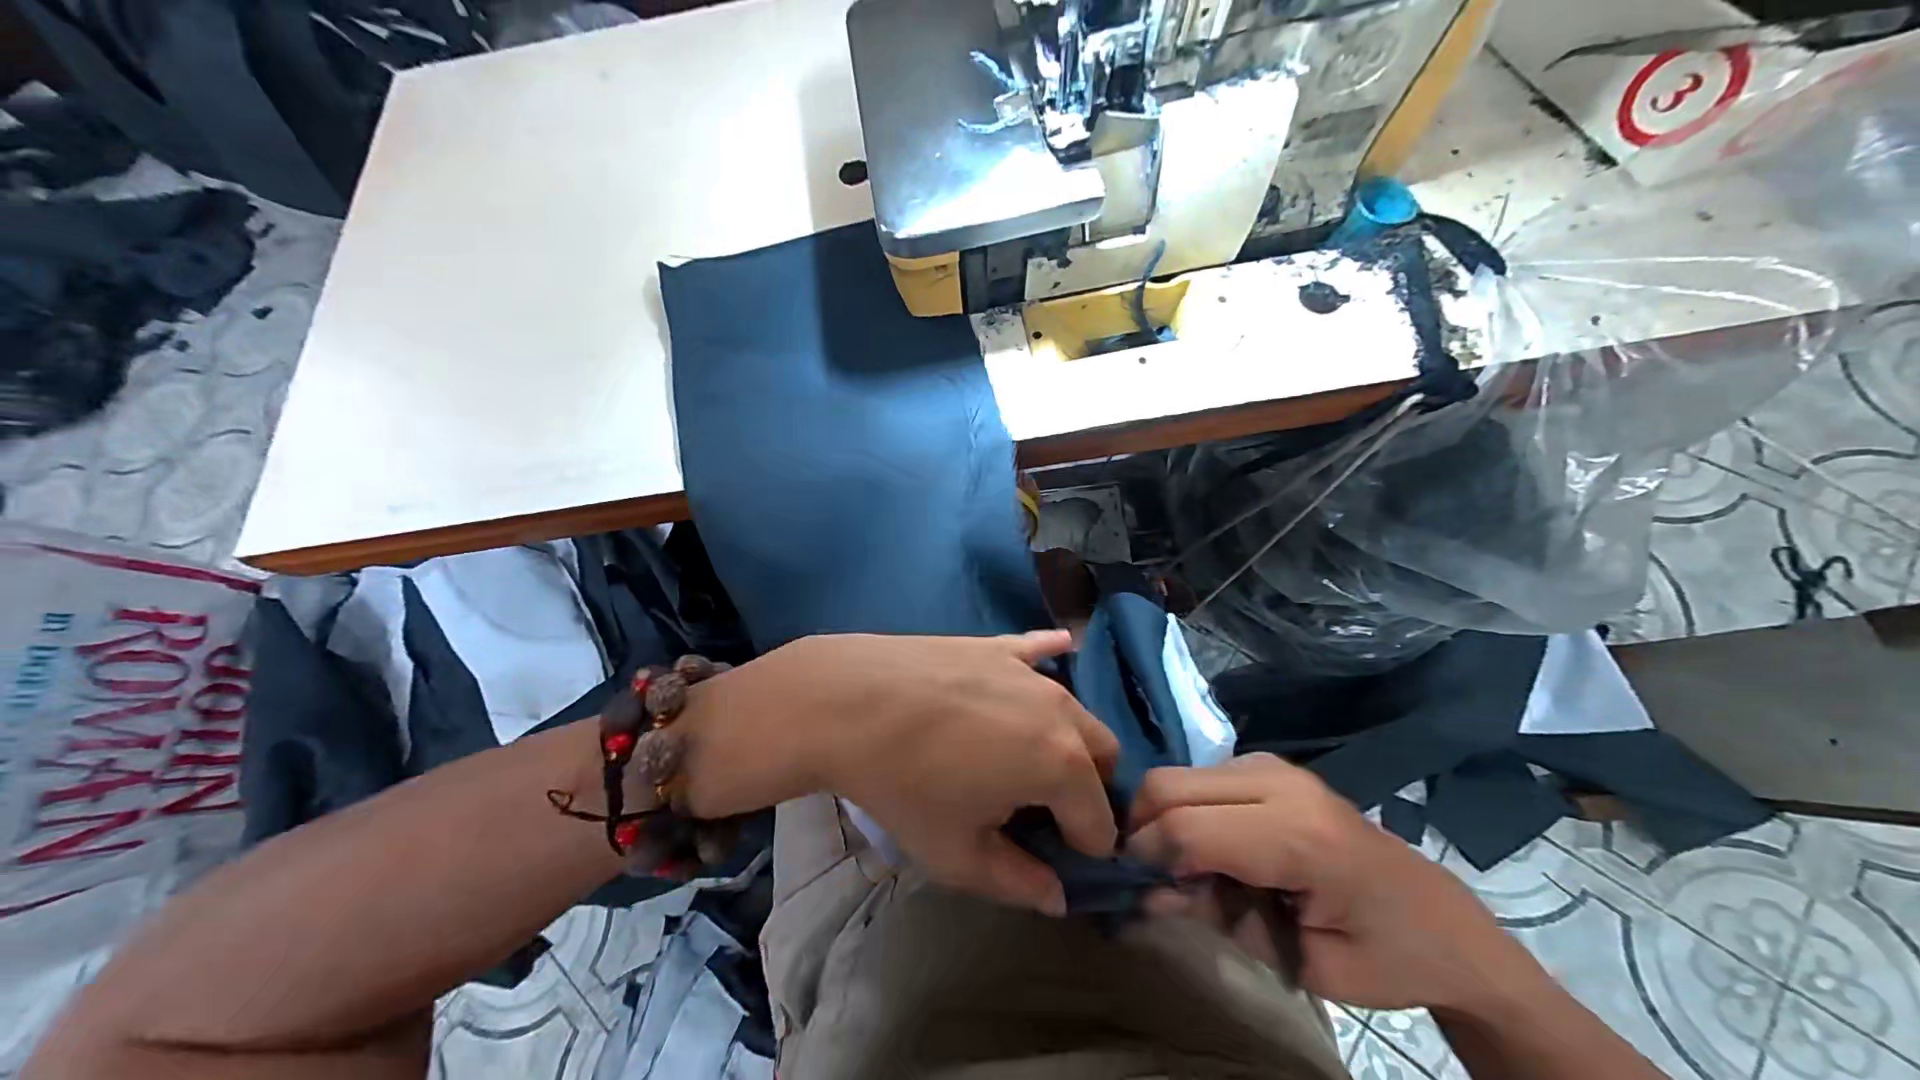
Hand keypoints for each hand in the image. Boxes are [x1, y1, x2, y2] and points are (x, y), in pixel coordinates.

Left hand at [681, 631, 1120, 915]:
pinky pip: (1041, 649)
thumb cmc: (904, 786)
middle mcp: (1061, 711)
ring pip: (1075, 712)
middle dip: (1086, 790)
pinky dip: (1051, 658)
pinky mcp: (998, 645)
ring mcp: (1030, 672)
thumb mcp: (958, 855)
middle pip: (1103, 757)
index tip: (1049, 855)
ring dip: (1067, 740)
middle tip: (1039, 808)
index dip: (1082, 849)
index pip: (1099, 822)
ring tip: (1021, 756)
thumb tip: (1058, 898)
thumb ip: (1018, 882)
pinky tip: (1056, 653)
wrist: (847, 704)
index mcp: (1062, 766)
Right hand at [1126, 754, 1548, 1012]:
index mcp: (1300, 836)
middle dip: (1142, 829)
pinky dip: (1183, 807)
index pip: (1188, 828)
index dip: (1148, 858)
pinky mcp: (1269, 765)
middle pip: (1170, 785)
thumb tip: (1146, 894)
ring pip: (1178, 775)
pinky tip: (1205, 845)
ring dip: (1161, 817)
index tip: (1136, 890)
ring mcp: (1275, 767)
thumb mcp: (1303, 962)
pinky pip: (1199, 776)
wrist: (1444, 925)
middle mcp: (1282, 784)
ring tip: (1178, 865)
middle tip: (1148, 876)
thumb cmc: (1384, 957)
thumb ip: (1219, 918)